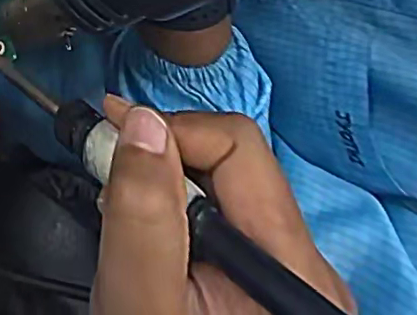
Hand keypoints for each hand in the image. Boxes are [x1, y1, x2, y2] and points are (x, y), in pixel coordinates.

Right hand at [92, 96, 353, 314]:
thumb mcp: (139, 302)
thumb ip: (142, 211)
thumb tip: (141, 121)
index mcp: (292, 272)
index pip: (235, 145)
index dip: (169, 131)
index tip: (112, 135)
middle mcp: (307, 272)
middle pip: (233, 162)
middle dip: (162, 155)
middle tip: (108, 170)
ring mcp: (292, 284)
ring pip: (225, 189)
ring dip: (165, 183)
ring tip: (124, 210)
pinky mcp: (271, 293)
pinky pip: (226, 220)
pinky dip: (178, 210)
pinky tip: (151, 236)